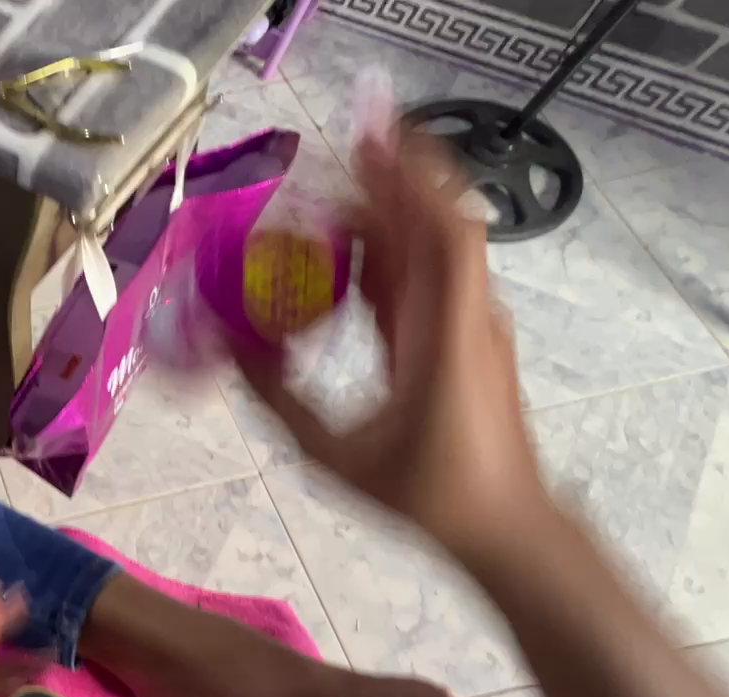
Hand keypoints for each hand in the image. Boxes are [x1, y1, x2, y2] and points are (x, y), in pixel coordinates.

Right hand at [239, 130, 549, 556]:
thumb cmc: (421, 490)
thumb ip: (278, 399)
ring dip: (383, 215)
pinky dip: (385, 256)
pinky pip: (421, 281)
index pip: (435, 234)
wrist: (500, 521)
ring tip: (329, 194)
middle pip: (431, 225)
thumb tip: (229, 352)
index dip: (402, 182)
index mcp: (442, 334)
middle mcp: (462, 314)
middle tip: (329, 159)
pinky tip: (345, 255)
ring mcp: (465, 324)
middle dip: (384, 183)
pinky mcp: (457, 339)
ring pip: (428, 249)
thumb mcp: (330, 452)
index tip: (362, 144)